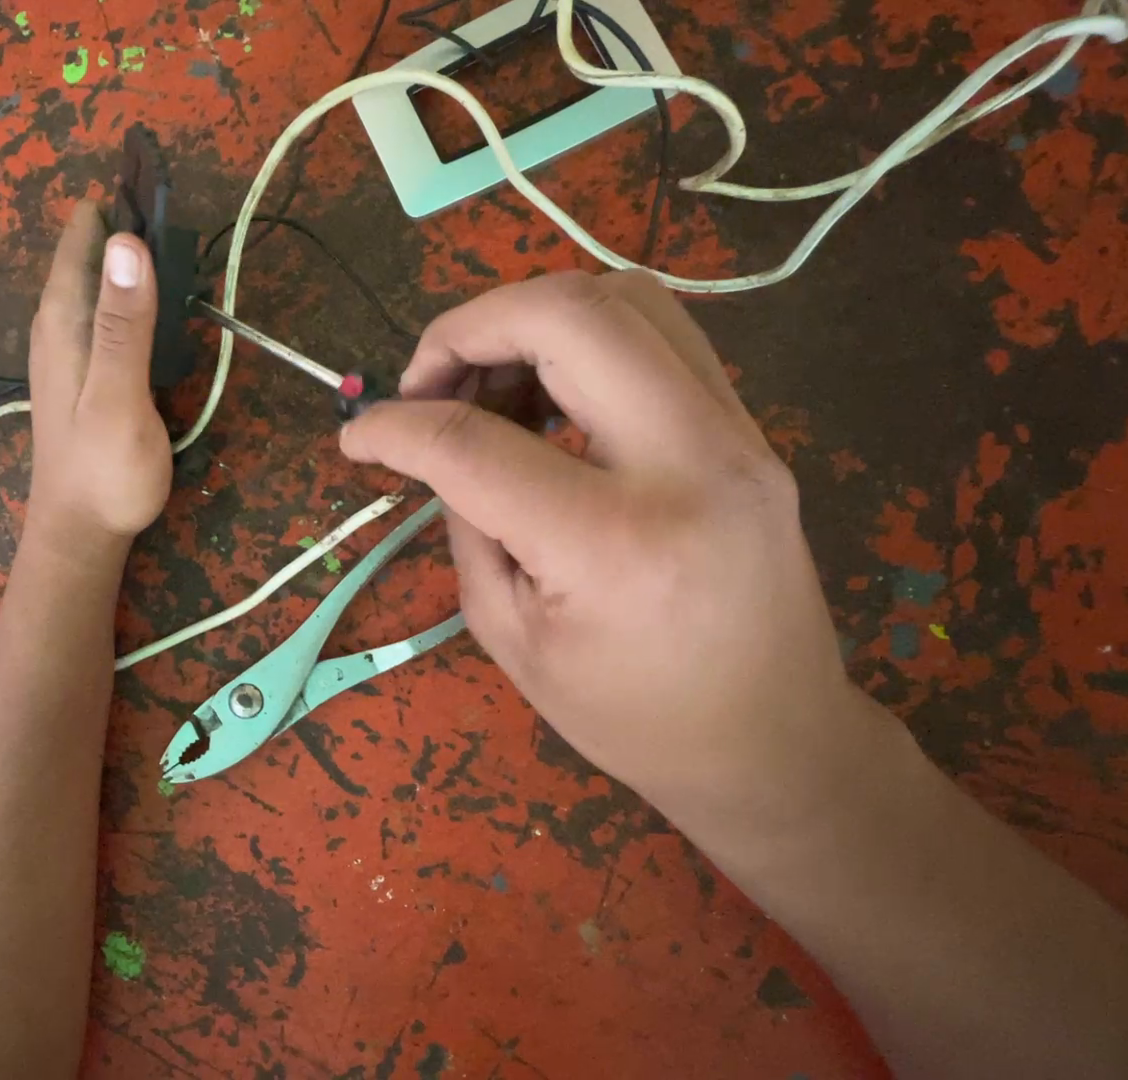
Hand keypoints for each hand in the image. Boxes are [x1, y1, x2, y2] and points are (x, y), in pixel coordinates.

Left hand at [25, 201, 171, 547]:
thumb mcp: (118, 395)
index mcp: (64, 323)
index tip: (151, 176)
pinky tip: (148, 307)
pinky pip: (101, 318)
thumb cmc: (104, 470)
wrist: (81, 533)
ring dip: (125, 262)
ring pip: (93, 288)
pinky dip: (125, 299)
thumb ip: (125, 324)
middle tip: (169, 209)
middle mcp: (58, 329)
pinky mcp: (81, 378)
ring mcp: (66, 355)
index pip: (82, 241)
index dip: (113, 206)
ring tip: (164, 243)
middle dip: (122, 229)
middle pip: (87, 259)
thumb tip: (127, 242)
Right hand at [341, 271, 869, 829]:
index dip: (394, 427)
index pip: (473, 443)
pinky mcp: (746, 427)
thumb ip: (466, 519)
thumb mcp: (507, 631)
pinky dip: (576, 339)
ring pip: (623, 298)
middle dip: (465, 328)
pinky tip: (541, 395)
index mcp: (612, 544)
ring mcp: (736, 434)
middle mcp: (690, 463)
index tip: (356, 436)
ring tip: (482, 389)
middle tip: (422, 382)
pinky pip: (653, 333)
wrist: (770, 739)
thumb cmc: (624, 713)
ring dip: (525, 322)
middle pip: (568, 316)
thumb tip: (433, 444)